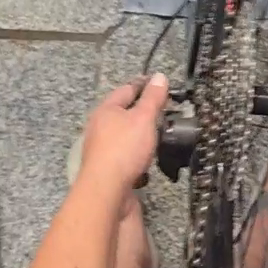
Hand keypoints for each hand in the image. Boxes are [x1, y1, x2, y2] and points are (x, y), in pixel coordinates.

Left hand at [75, 74, 167, 199]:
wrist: (106, 191)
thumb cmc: (124, 148)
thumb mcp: (144, 118)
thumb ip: (153, 98)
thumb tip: (159, 76)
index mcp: (106, 109)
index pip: (127, 89)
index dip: (146, 86)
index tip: (164, 87)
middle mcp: (100, 127)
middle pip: (125, 113)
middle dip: (145, 113)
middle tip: (167, 113)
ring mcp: (102, 149)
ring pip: (126, 135)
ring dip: (143, 136)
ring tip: (162, 137)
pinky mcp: (108, 168)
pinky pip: (126, 155)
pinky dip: (139, 155)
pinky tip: (149, 161)